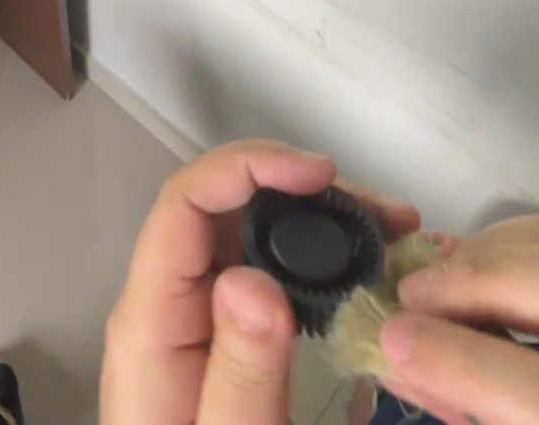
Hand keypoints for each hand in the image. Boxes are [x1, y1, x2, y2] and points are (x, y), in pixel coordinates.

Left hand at [101, 140, 421, 424]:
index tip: (318, 171)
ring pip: (244, 232)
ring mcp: (192, 311)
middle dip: (293, 186)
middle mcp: (165, 296)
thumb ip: (239, 370)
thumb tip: (252, 276)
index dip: (244, 167)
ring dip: (310, 216)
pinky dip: (311, 256)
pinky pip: (260, 269)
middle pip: (217, 206)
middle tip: (381, 208)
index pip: (184, 204)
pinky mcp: (219, 331)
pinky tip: (362, 267)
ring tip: (389, 228)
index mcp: (150, 314)